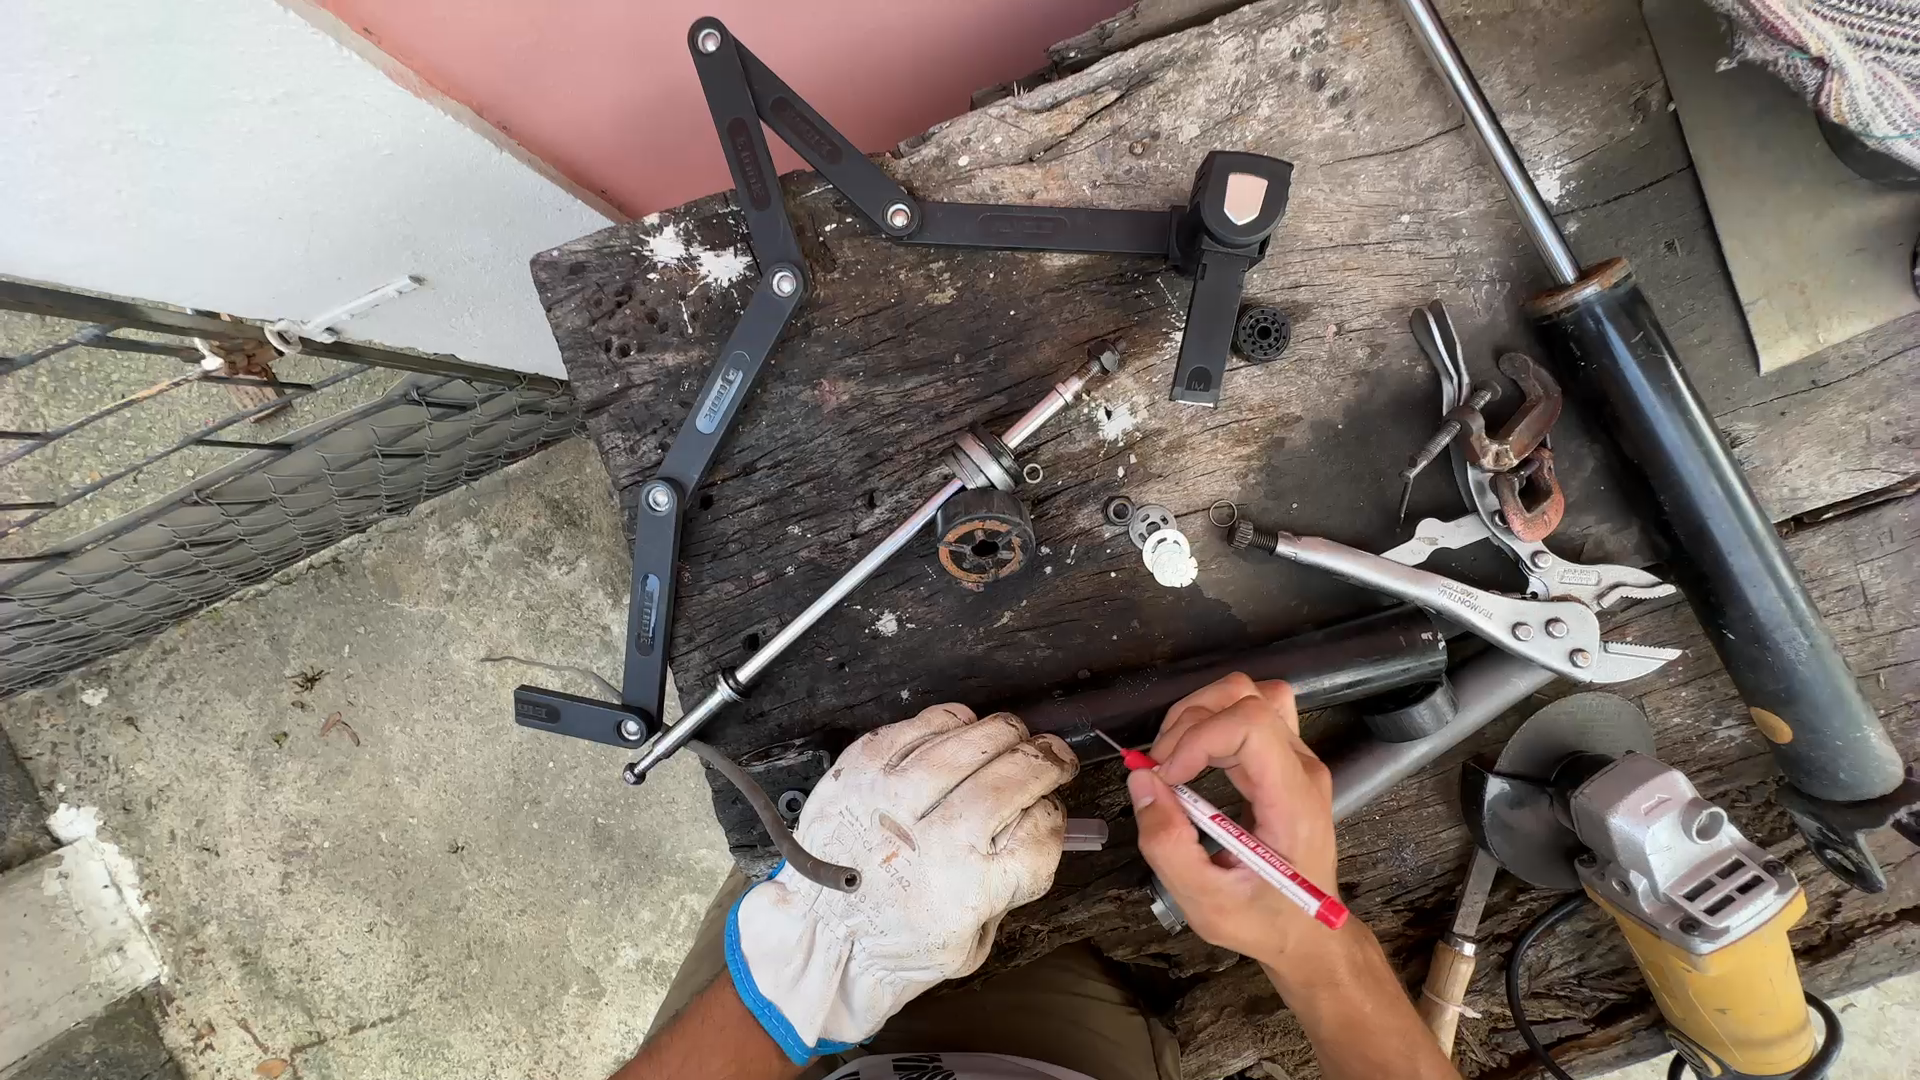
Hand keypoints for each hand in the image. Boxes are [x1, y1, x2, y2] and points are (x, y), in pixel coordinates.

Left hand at [728, 704, 1077, 1062]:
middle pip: (1010, 778)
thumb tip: (1041, 818)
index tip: (1051, 811)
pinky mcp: (862, 767)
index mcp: (962, 892)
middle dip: (1045, 760)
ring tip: (1015, 738)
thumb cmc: (896, 940)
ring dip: (1005, 733)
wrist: (819, 930)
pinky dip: (954, 720)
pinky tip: (964, 731)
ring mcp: (890, 795)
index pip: (1037, 835)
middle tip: (1056, 757)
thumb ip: (1009, 885)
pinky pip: (923, 724)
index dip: (1054, 816)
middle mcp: (927, 839)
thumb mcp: (969, 944)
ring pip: (969, 740)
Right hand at [1128, 674, 1338, 969]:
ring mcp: (1297, 756)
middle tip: (1160, 770)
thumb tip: (1142, 780)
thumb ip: (1168, 845)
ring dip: (1197, 714)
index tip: (1166, 777)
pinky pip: (1246, 710)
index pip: (1250, 723)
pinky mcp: (1282, 754)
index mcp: (1293, 801)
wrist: (1309, 934)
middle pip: (1244, 696)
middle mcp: (1302, 766)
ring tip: (1173, 757)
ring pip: (1245, 692)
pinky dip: (1210, 720)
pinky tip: (1193, 756)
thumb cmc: (1263, 921)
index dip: (1197, 738)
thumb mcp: (1205, 904)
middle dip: (1188, 723)